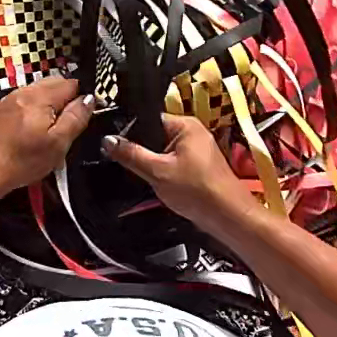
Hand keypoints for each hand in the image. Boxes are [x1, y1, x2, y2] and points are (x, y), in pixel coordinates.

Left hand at [0, 77, 94, 199]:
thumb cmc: (20, 162)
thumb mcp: (58, 144)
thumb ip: (76, 118)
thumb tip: (89, 100)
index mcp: (40, 97)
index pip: (72, 84)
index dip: (82, 99)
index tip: (82, 117)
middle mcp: (22, 92)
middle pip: (54, 84)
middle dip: (65, 100)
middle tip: (65, 127)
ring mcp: (7, 100)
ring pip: (37, 93)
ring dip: (48, 106)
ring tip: (46, 133)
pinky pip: (22, 103)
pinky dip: (31, 112)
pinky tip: (28, 133)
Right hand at [103, 114, 259, 229]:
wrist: (228, 217)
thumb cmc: (197, 190)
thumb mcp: (157, 172)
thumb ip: (131, 155)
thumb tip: (108, 140)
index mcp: (185, 125)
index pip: (149, 120)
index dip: (130, 132)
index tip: (114, 146)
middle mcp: (192, 133)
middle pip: (155, 137)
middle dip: (141, 151)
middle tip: (124, 164)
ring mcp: (196, 151)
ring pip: (162, 153)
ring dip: (151, 165)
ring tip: (140, 175)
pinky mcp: (197, 167)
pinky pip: (171, 164)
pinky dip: (162, 174)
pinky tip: (156, 184)